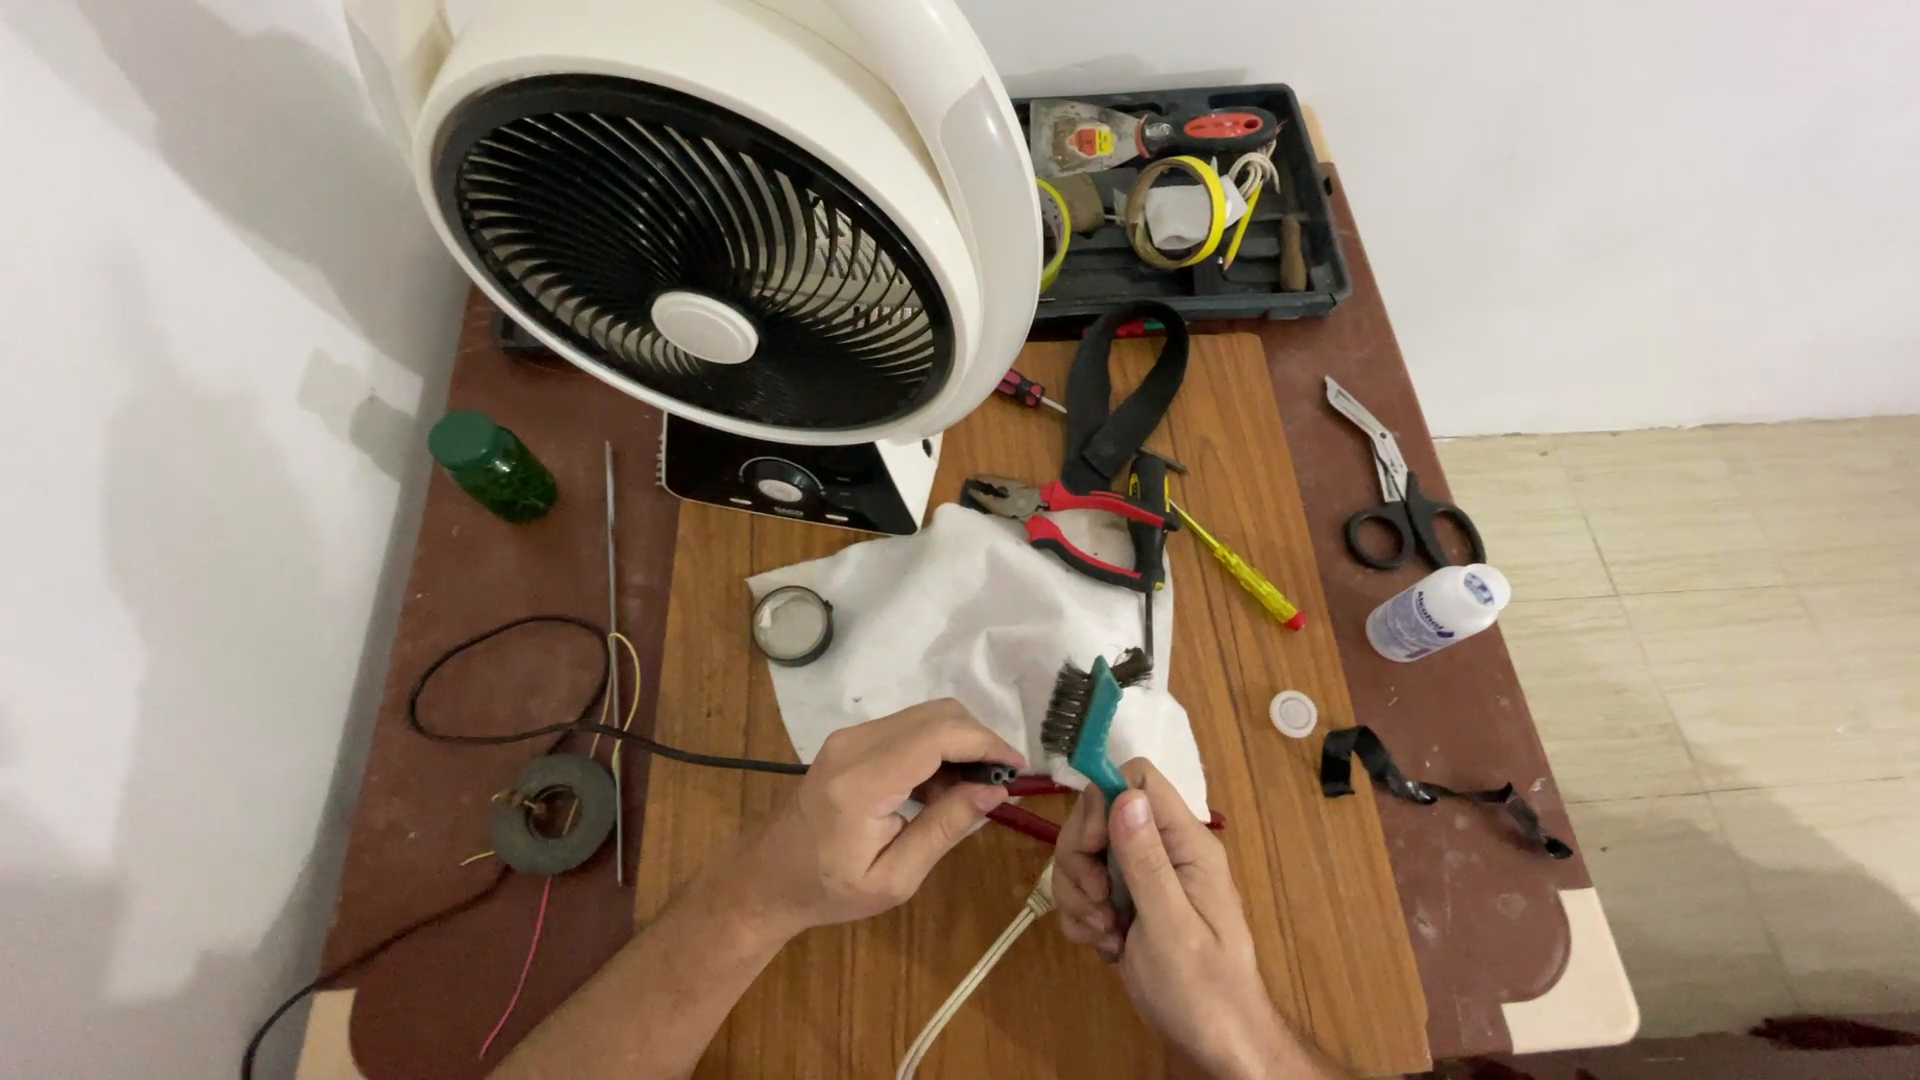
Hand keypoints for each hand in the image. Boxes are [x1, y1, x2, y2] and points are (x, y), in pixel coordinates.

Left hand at [745, 699, 1023, 935]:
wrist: (770, 876)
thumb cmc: (830, 890)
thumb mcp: (895, 878)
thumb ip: (945, 828)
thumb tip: (995, 791)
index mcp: (862, 782)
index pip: (937, 736)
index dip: (985, 743)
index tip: (1017, 768)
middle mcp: (855, 744)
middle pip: (937, 714)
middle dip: (979, 740)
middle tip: (997, 783)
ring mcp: (850, 736)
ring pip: (927, 714)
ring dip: (960, 742)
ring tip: (969, 791)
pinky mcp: (852, 738)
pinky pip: (909, 725)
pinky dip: (938, 745)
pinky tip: (940, 787)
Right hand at [1053, 760, 1293, 1079]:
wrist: (1217, 1046)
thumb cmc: (1203, 990)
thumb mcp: (1172, 926)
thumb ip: (1147, 860)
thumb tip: (1126, 794)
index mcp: (1186, 842)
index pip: (1137, 779)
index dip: (1104, 799)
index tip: (1092, 845)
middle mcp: (1164, 848)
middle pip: (1098, 814)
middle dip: (1081, 857)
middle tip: (1097, 901)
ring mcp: (1142, 874)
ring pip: (1084, 851)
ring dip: (1079, 891)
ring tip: (1103, 933)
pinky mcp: (1124, 900)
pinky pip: (1083, 886)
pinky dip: (1081, 913)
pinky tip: (1102, 944)